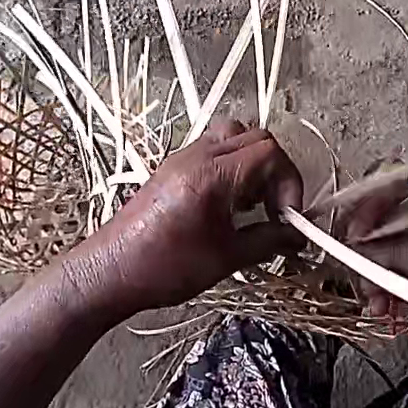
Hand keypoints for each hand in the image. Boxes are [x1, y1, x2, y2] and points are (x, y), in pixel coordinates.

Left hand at [63, 118, 302, 318]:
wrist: (110, 271)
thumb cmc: (166, 267)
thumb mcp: (227, 258)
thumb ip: (269, 241)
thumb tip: (297, 237)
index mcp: (213, 174)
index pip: (269, 153)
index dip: (289, 182)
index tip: (288, 216)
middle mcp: (199, 156)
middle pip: (256, 137)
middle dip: (276, 172)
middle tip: (275, 209)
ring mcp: (184, 157)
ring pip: (234, 136)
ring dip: (255, 164)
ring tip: (252, 203)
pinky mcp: (174, 167)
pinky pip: (215, 148)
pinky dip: (234, 166)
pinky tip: (229, 203)